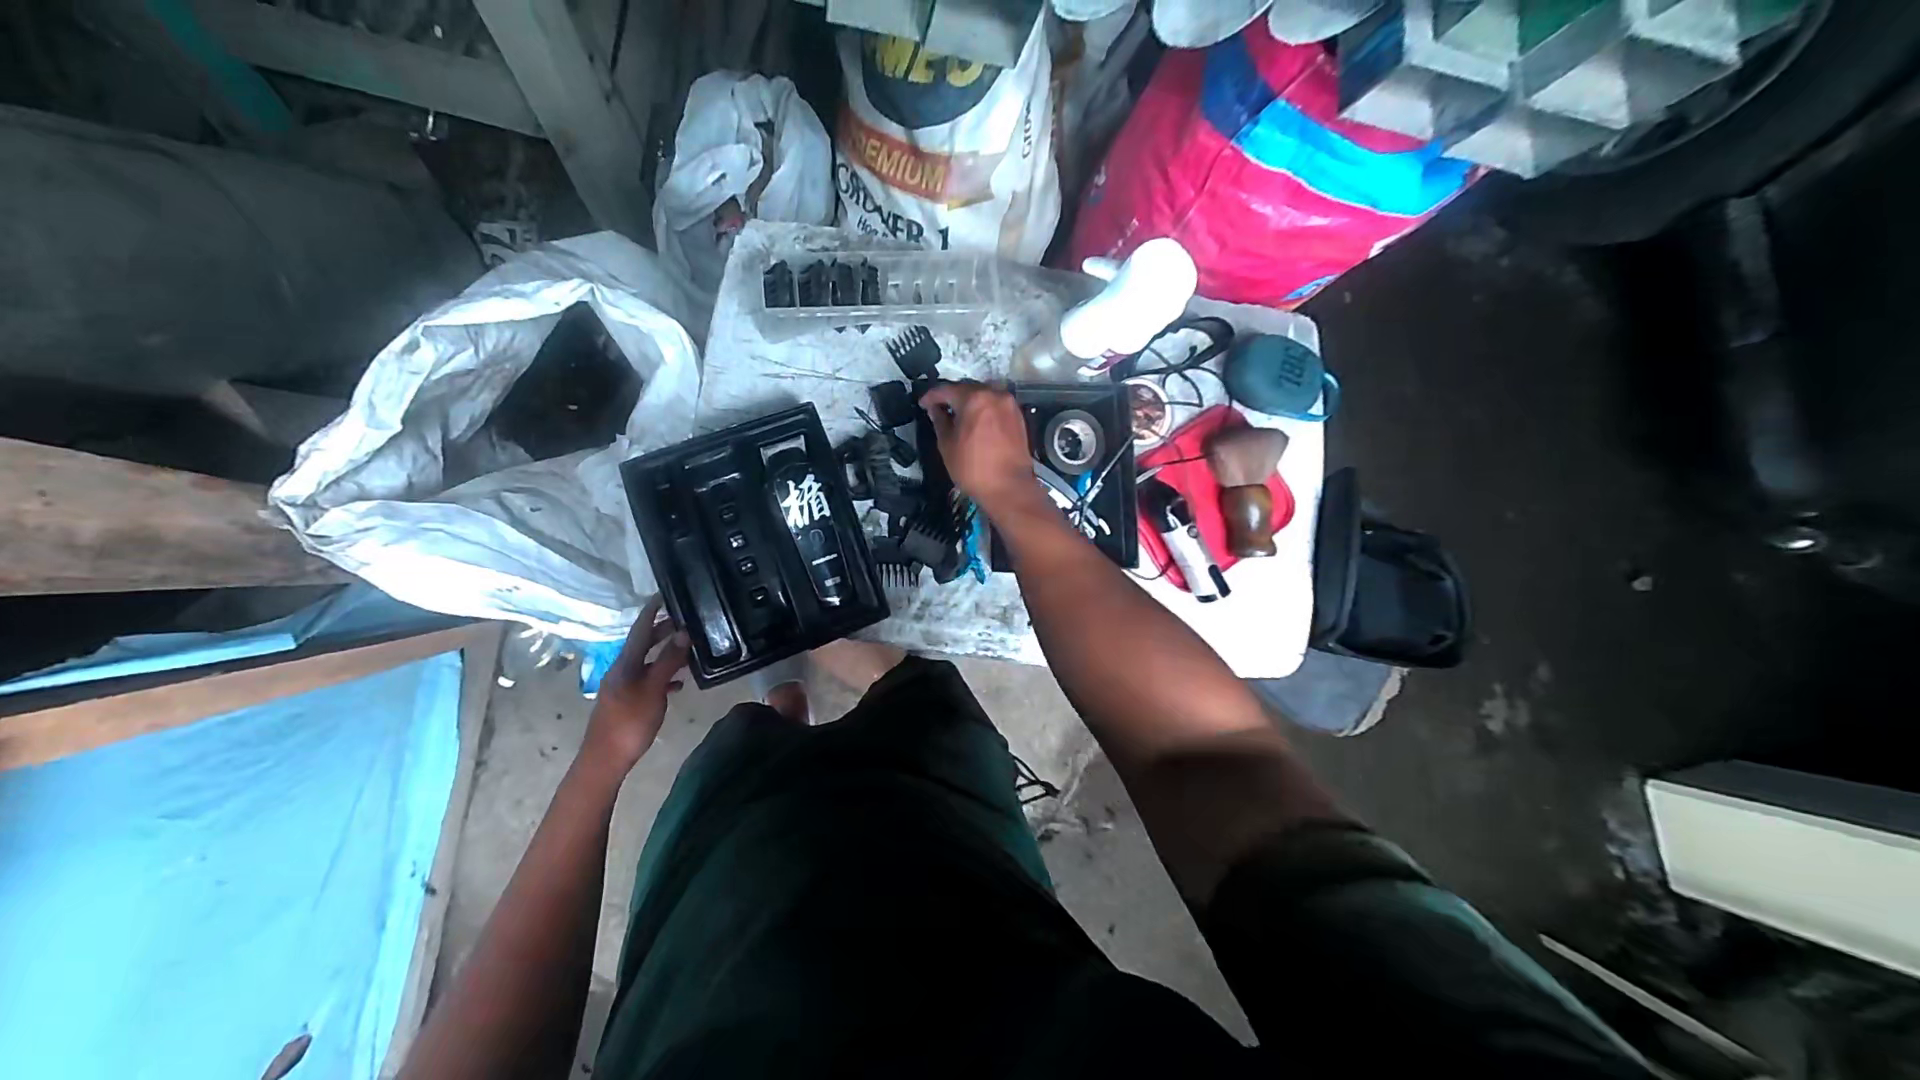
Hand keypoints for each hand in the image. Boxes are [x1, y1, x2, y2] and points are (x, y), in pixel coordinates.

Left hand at [583, 597, 689, 768]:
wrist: (605, 760)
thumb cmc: (630, 722)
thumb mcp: (654, 690)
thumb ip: (668, 661)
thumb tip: (683, 632)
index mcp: (626, 663)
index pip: (640, 628)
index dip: (652, 610)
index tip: (665, 594)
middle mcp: (622, 669)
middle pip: (643, 643)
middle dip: (663, 630)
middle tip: (686, 620)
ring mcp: (623, 686)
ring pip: (647, 661)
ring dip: (666, 653)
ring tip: (689, 649)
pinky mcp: (627, 701)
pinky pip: (648, 679)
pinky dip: (663, 675)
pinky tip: (678, 683)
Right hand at [920, 381, 1040, 516]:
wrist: (1009, 488)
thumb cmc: (974, 469)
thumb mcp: (947, 445)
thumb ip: (940, 421)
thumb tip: (935, 410)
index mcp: (974, 398)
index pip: (946, 389)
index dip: (931, 396)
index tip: (923, 404)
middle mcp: (994, 394)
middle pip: (967, 389)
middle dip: (952, 397)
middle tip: (939, 408)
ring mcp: (1009, 404)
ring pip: (983, 396)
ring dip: (969, 402)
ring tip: (957, 416)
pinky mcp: (1018, 416)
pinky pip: (996, 406)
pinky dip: (984, 410)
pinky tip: (976, 422)